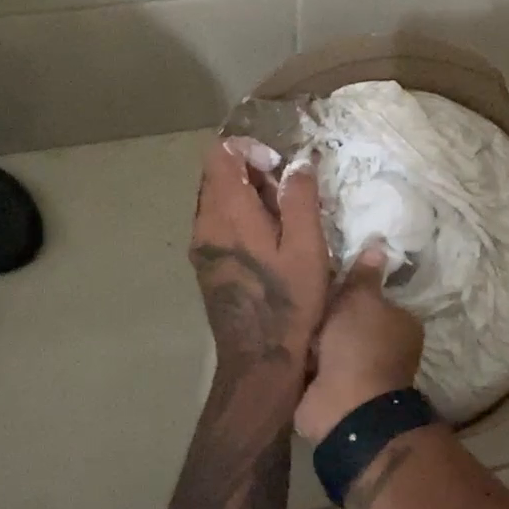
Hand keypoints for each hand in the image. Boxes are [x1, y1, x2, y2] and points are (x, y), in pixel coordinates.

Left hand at [190, 137, 328, 373]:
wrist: (259, 360)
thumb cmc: (289, 302)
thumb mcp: (307, 246)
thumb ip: (300, 198)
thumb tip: (298, 163)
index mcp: (227, 212)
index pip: (220, 154)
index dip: (250, 149)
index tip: (280, 167)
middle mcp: (204, 224)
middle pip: (217, 175)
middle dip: (252, 172)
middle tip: (288, 194)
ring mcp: (201, 247)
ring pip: (217, 200)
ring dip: (247, 196)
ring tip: (283, 219)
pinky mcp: (205, 265)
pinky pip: (217, 223)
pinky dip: (240, 217)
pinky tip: (269, 242)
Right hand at [296, 247, 425, 442]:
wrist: (344, 406)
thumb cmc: (361, 344)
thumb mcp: (361, 299)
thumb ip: (365, 275)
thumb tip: (379, 244)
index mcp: (402, 324)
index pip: (378, 297)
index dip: (354, 288)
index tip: (328, 277)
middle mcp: (386, 347)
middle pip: (352, 319)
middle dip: (329, 312)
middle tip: (302, 292)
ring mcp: (359, 370)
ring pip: (331, 341)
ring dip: (312, 334)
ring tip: (286, 311)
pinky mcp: (334, 388)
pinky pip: (315, 362)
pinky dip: (303, 355)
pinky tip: (283, 336)